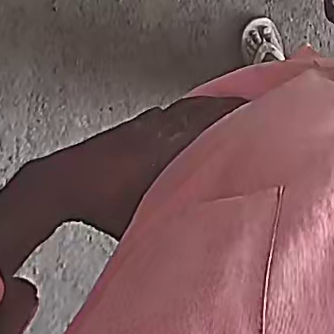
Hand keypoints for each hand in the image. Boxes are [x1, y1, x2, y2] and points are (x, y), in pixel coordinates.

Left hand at [26, 97, 246, 240]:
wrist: (66, 182)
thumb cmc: (104, 201)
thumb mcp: (153, 212)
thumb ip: (186, 211)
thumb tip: (213, 227)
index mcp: (173, 140)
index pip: (218, 116)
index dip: (243, 111)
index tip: (267, 108)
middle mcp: (164, 124)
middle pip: (208, 107)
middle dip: (235, 106)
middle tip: (256, 106)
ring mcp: (149, 123)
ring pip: (191, 108)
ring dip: (213, 108)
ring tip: (231, 111)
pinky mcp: (136, 128)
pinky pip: (175, 113)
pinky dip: (191, 113)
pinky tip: (191, 124)